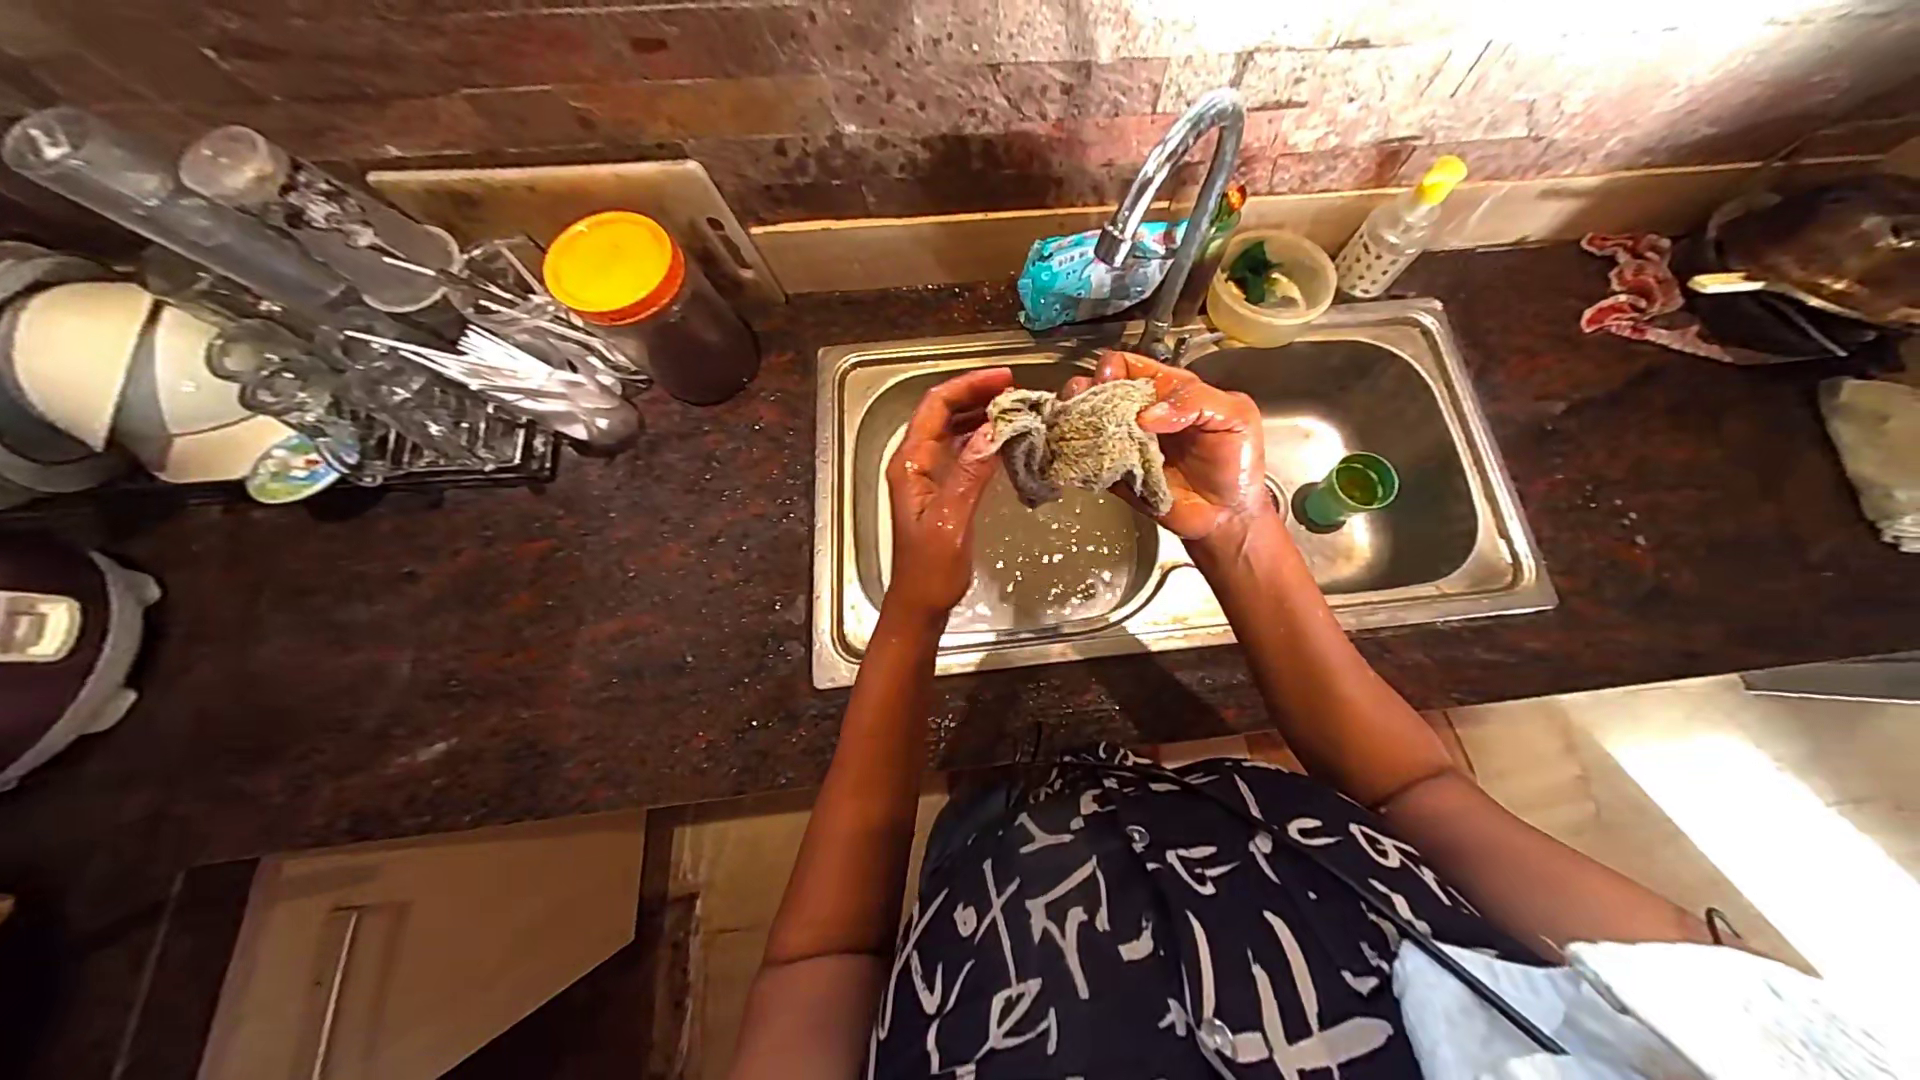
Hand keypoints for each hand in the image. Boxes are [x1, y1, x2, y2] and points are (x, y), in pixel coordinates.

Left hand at [884, 366, 1015, 618]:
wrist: (921, 602)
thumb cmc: (931, 569)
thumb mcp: (951, 520)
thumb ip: (970, 474)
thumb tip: (994, 430)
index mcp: (910, 463)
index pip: (936, 407)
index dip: (968, 386)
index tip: (1004, 379)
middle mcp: (915, 462)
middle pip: (943, 411)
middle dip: (977, 394)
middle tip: (1016, 389)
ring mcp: (927, 475)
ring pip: (952, 429)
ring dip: (980, 414)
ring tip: (1015, 406)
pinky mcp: (941, 488)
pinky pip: (960, 451)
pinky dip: (982, 438)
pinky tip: (1004, 438)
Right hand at [1064, 350, 1274, 544]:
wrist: (1227, 516)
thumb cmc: (1237, 464)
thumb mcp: (1235, 417)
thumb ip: (1196, 402)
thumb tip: (1147, 415)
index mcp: (1169, 393)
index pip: (1133, 367)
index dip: (1116, 367)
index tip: (1109, 379)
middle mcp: (1142, 414)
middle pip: (1102, 390)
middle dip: (1087, 389)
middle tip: (1083, 399)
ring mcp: (1126, 444)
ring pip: (1089, 422)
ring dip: (1077, 418)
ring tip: (1072, 421)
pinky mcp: (1116, 473)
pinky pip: (1090, 460)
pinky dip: (1079, 453)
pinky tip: (1076, 449)